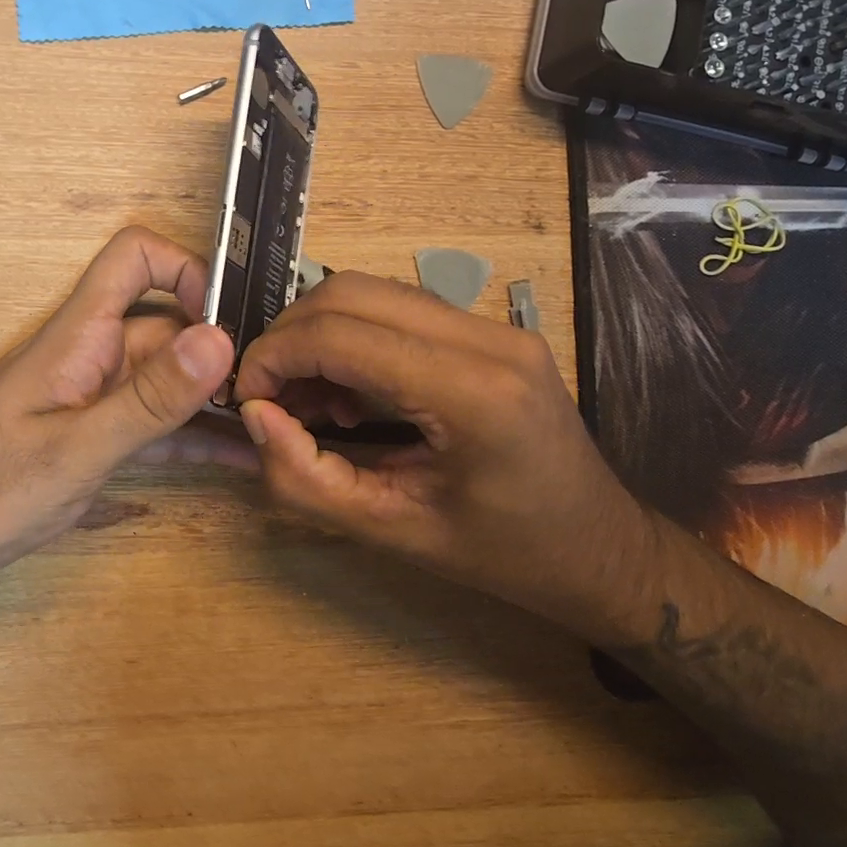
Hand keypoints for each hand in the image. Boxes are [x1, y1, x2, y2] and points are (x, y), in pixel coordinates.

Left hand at [0, 228, 252, 583]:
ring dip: (213, 399)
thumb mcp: (74, 450)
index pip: (133, 260)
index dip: (186, 270)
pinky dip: (189, 440)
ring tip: (277, 426)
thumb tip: (219, 338)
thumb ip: (148, 398)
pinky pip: (149, 427)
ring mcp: (89, 400)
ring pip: (164, 382)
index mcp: (77, 339)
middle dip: (220, 350)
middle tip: (282, 393)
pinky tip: (237, 461)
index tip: (230, 321)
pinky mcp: (88, 439)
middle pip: (165, 328)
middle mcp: (88, 357)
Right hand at [233, 271, 661, 637]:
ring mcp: (495, 327)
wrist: (600, 550)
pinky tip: (349, 394)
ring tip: (308, 401)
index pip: (339, 335)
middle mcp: (487, 339)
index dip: (273, 358)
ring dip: (317, 335)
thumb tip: (252, 414)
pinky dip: (350, 338)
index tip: (246, 400)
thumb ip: (304, 478)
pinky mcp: (491, 330)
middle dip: (288, 338)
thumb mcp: (389, 533)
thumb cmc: (501, 555)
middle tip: (268, 396)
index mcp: (471, 393)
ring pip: (369, 291)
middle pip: (347, 292)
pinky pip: (396, 309)